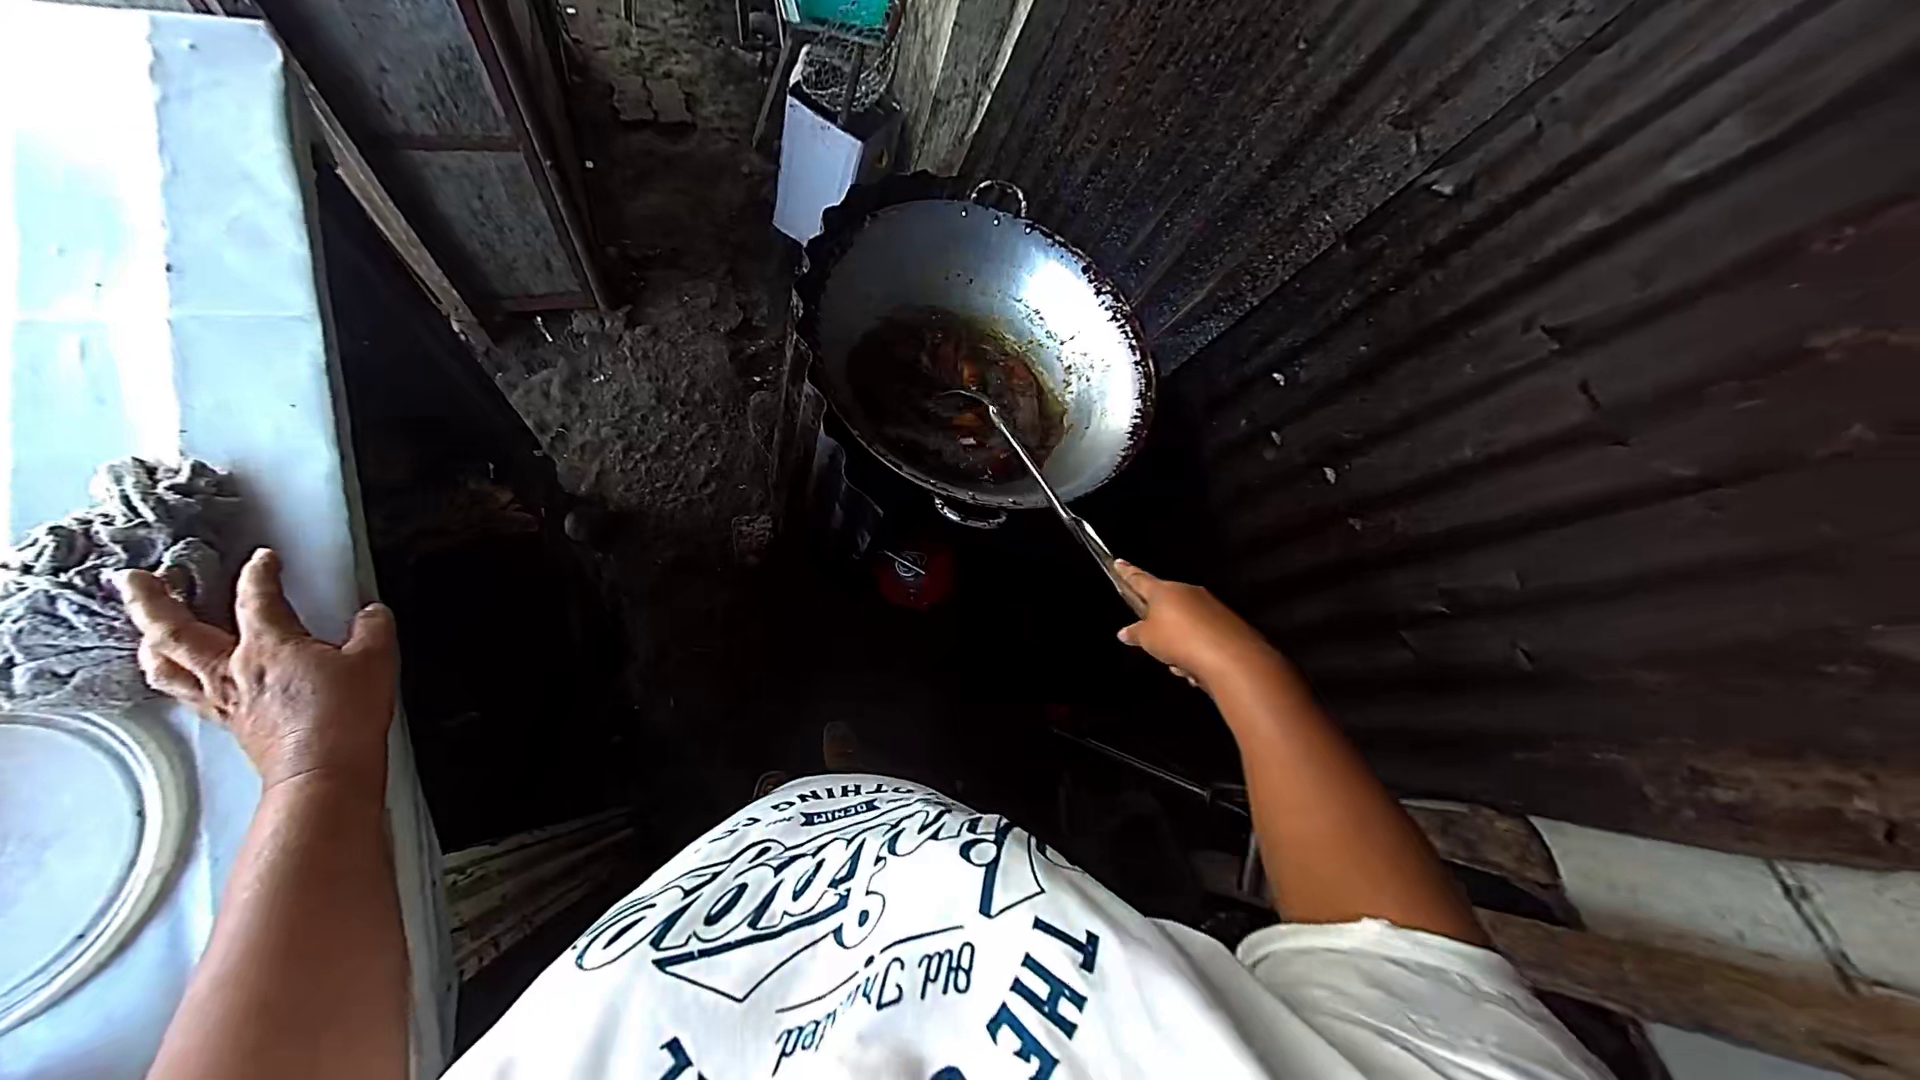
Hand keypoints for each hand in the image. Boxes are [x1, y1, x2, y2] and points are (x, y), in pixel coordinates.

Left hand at [117, 547, 398, 793]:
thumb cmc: (345, 716)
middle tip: (135, 579)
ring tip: (144, 628)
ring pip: (163, 665)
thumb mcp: (376, 660)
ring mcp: (223, 698)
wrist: (325, 766)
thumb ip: (373, 628)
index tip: (263, 558)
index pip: (257, 597)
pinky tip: (178, 675)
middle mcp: (233, 669)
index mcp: (270, 647)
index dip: (260, 572)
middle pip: (174, 630)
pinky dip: (170, 675)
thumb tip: (371, 614)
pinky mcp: (227, 721)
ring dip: (148, 641)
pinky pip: (181, 692)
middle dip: (152, 600)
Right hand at [1114, 561, 1287, 692]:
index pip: (1139, 578)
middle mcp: (1188, 592)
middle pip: (1166, 603)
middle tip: (1155, 642)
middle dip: (1159, 623)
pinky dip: (1197, 649)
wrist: (1231, 657)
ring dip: (1179, 642)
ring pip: (1185, 623)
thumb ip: (1135, 633)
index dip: (1127, 573)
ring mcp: (1210, 606)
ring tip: (1179, 662)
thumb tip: (1126, 632)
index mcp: (1164, 591)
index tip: (1119, 563)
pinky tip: (1196, 667)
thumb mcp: (1148, 640)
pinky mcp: (1228, 622)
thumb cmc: (1180, 641)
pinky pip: (1204, 634)